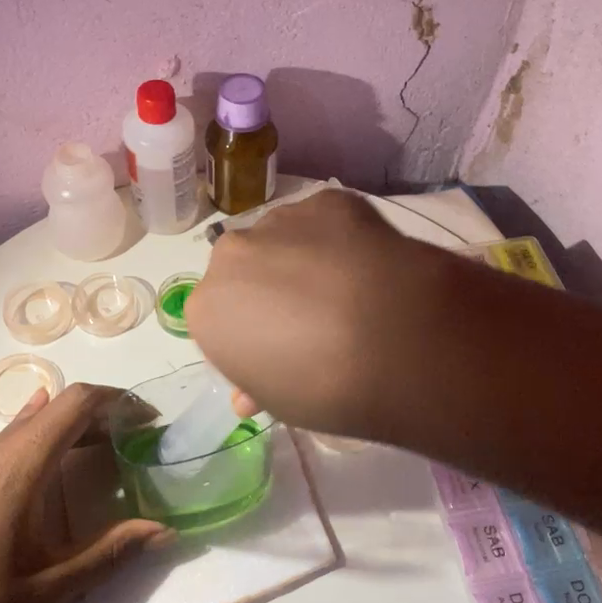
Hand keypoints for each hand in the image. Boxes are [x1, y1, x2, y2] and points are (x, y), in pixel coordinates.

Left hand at [0, 383, 171, 602]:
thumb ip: (110, 552)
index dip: (116, 400)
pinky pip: (10, 441)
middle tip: (139, 439)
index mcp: (17, 465)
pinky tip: (56, 453)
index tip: (149, 419)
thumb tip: (164, 530)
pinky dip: (44, 440)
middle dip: (101, 416)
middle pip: (56, 408)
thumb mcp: (50, 589)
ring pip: (31, 424)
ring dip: (72, 429)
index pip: (75, 402)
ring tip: (109, 450)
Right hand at [186, 190, 473, 440]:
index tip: (279, 353)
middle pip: (245, 270)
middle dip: (269, 288)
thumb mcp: (279, 402)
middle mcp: (232, 254)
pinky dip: (342, 237)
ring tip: (347, 290)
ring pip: (283, 239)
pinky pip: (326, 220)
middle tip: (313, 319)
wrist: (394, 340)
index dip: (250, 338)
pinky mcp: (328, 200)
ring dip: (303, 258)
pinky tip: (367, 264)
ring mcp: (280, 220)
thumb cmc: (324, 388)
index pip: (219, 321)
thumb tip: (249, 392)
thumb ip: (257, 381)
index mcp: (208, 307)